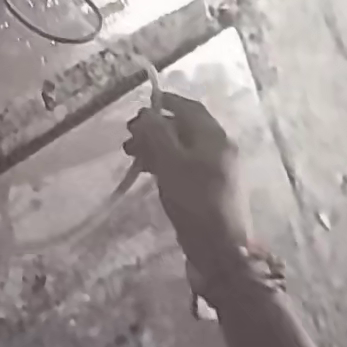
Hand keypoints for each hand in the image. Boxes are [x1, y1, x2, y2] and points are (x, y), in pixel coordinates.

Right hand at [124, 92, 250, 273]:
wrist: (218, 244)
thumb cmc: (193, 197)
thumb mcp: (169, 160)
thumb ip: (156, 132)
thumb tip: (147, 113)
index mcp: (213, 136)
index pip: (189, 107)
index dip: (165, 101)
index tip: (139, 106)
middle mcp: (218, 146)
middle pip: (182, 125)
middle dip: (153, 127)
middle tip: (129, 136)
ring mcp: (214, 166)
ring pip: (179, 144)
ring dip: (154, 144)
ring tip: (132, 155)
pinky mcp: (207, 183)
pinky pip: (182, 160)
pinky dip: (162, 159)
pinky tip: (146, 169)